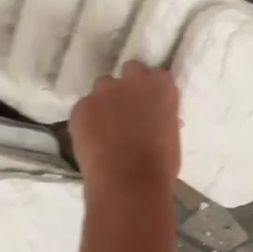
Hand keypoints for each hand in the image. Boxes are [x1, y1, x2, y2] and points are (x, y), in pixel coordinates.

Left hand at [68, 62, 181, 191]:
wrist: (129, 182)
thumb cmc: (161, 164)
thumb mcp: (171, 135)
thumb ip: (163, 118)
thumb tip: (157, 118)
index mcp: (162, 87)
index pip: (158, 75)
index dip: (153, 88)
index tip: (152, 102)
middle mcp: (133, 81)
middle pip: (130, 69)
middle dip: (130, 84)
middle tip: (130, 107)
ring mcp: (104, 91)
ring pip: (104, 86)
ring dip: (108, 99)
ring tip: (108, 124)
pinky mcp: (81, 106)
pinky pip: (85, 106)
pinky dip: (89, 118)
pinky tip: (94, 137)